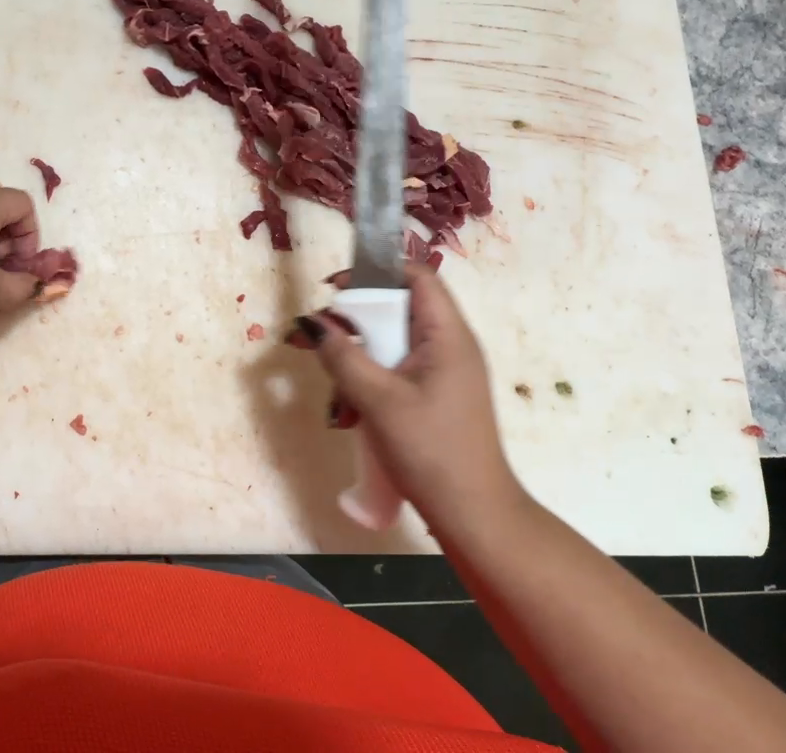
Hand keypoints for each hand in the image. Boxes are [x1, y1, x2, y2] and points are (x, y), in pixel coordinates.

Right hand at [308, 263, 524, 526]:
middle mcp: (449, 346)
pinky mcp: (433, 396)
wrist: (472, 513)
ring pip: (390, 342)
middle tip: (314, 336)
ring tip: (331, 382)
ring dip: (356, 355)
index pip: (416, 277)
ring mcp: (442, 373)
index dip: (374, 272)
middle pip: (396, 309)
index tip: (333, 289)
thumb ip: (343, 356)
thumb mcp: (378, 400)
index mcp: (448, 336)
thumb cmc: (430, 450)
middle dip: (353, 320)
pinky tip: (349, 409)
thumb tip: (313, 322)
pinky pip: (394, 369)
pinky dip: (368, 378)